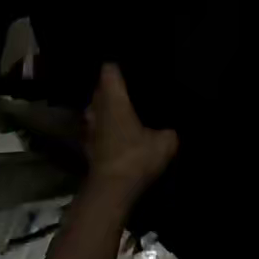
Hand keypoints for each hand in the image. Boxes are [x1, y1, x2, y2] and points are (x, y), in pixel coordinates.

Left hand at [82, 64, 177, 200]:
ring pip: (96, 108)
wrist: (111, 191)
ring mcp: (89, 127)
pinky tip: (118, 134)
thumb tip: (170, 129)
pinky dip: (104, 127)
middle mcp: (97, 108)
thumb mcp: (165, 143)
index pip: (109, 70)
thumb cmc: (135, 157)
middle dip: (112, 87)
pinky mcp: (87, 146)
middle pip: (100, 88)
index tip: (130, 66)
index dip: (118, 66)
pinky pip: (96, 128)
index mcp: (114, 98)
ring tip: (125, 110)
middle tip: (132, 88)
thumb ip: (169, 131)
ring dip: (106, 108)